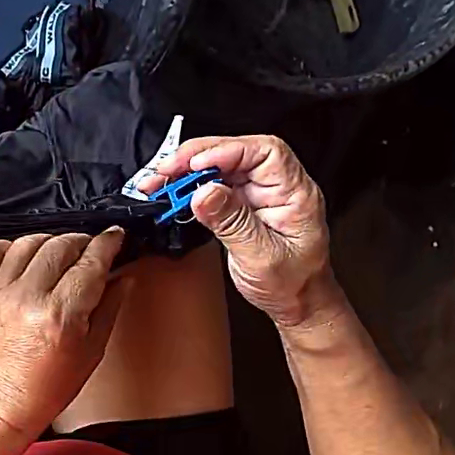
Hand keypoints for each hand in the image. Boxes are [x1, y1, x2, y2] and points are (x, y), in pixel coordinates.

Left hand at [0, 230, 131, 434]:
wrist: (10, 397)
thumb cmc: (51, 381)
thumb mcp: (94, 347)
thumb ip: (110, 304)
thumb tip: (124, 276)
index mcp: (61, 314)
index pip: (91, 260)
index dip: (108, 243)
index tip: (115, 237)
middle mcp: (29, 298)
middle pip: (61, 244)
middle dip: (83, 243)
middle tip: (91, 253)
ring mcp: (2, 293)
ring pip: (29, 240)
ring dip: (50, 242)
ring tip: (60, 258)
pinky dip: (10, 247)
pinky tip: (25, 259)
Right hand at [139, 135, 342, 329]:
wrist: (296, 303)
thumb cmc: (293, 284)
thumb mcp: (262, 258)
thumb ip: (233, 223)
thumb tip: (204, 194)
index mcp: (295, 192)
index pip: (264, 153)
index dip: (227, 151)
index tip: (196, 164)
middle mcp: (276, 186)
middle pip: (235, 153)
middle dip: (196, 157)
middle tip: (164, 171)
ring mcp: (257, 193)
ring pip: (218, 166)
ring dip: (185, 170)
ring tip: (158, 181)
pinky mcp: (239, 202)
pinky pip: (211, 184)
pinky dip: (187, 186)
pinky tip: (170, 192)